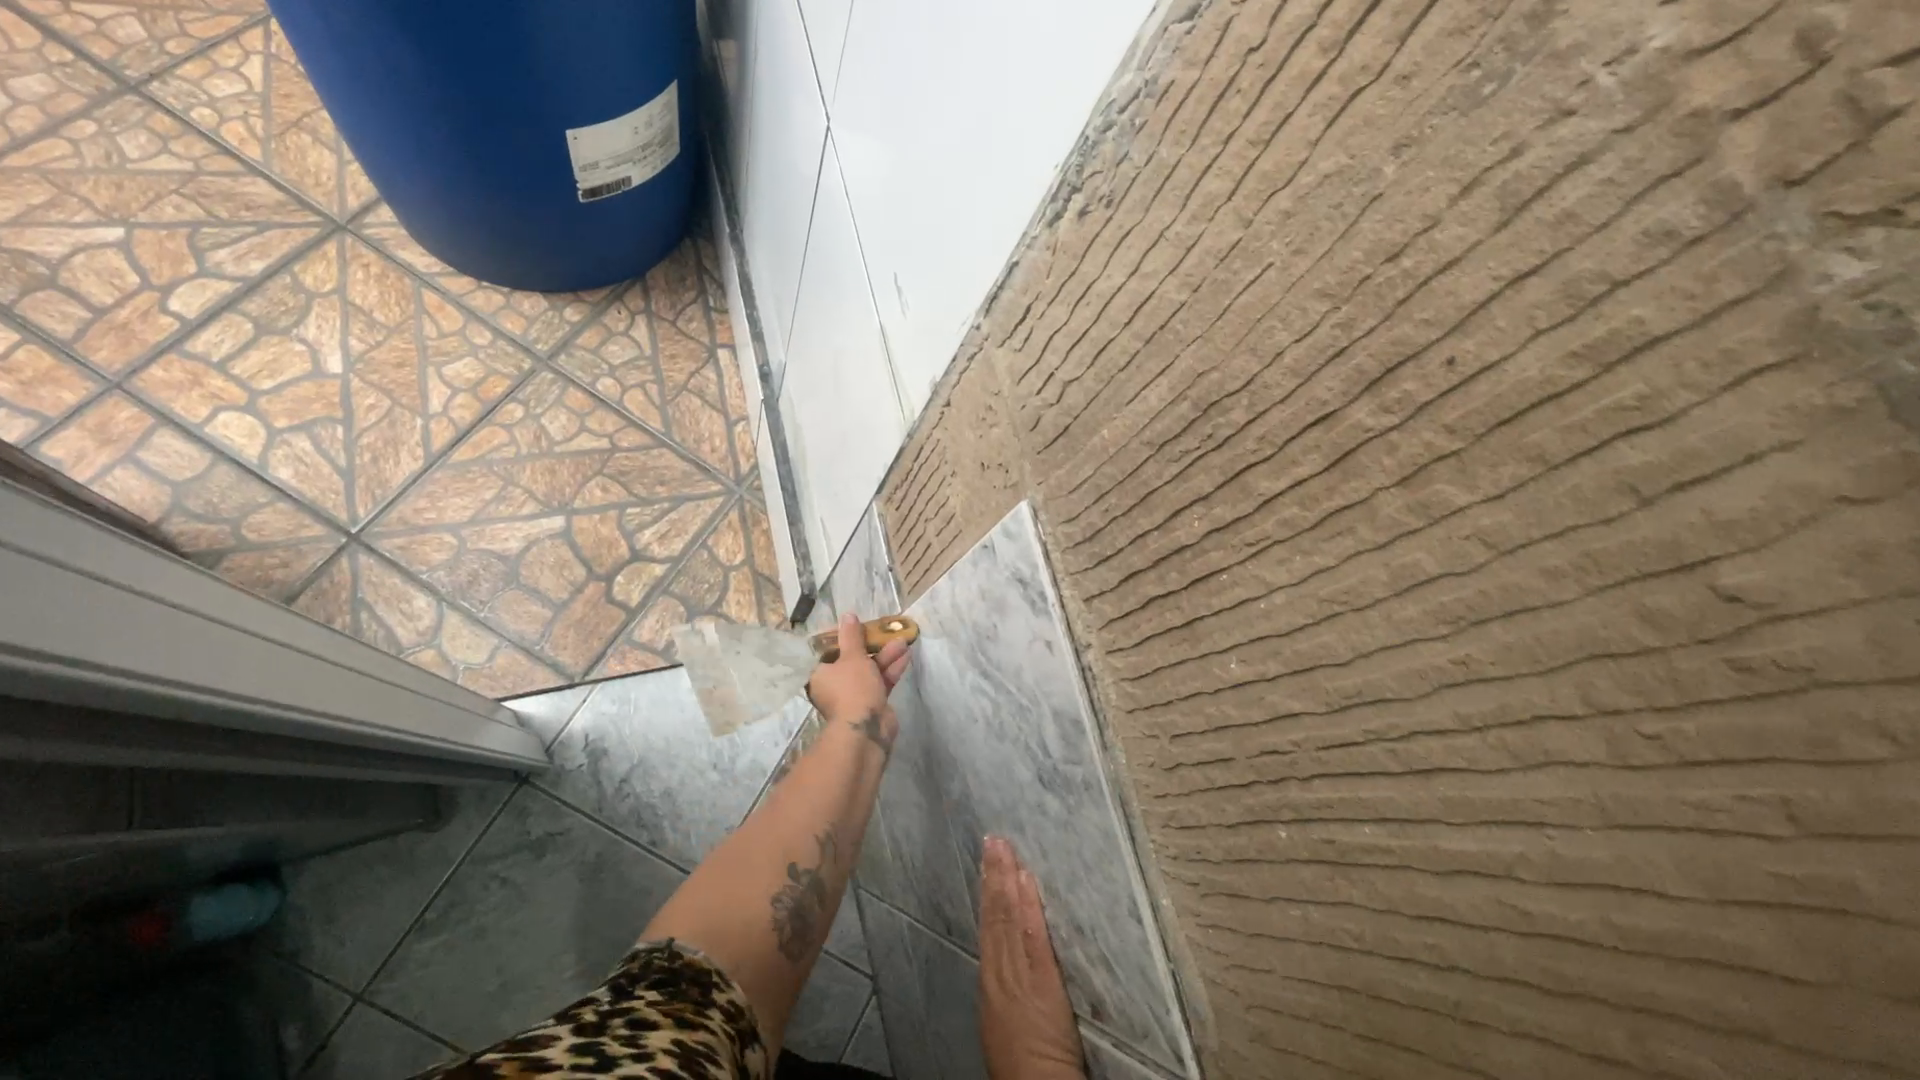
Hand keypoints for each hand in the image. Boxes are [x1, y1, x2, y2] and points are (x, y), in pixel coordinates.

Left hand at [807, 612, 910, 732]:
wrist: (867, 729)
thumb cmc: (852, 688)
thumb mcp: (852, 657)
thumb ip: (852, 636)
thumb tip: (847, 615)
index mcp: (820, 674)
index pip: (829, 651)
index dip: (844, 637)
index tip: (858, 626)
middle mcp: (834, 685)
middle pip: (852, 660)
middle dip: (871, 646)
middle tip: (884, 632)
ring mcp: (854, 695)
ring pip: (869, 670)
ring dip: (885, 656)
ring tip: (902, 641)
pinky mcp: (871, 703)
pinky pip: (880, 682)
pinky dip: (891, 670)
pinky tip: (906, 656)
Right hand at [979, 837, 1084, 1079]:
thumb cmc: (1017, 1060)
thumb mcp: (998, 1017)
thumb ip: (1003, 984)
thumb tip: (1005, 958)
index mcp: (989, 981)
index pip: (987, 928)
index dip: (987, 892)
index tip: (988, 862)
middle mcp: (999, 971)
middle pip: (995, 915)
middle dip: (993, 875)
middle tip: (994, 839)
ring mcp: (1020, 972)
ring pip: (1008, 917)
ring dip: (1006, 879)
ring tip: (1005, 848)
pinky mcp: (1042, 978)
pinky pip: (1031, 934)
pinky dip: (1026, 905)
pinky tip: (1025, 881)